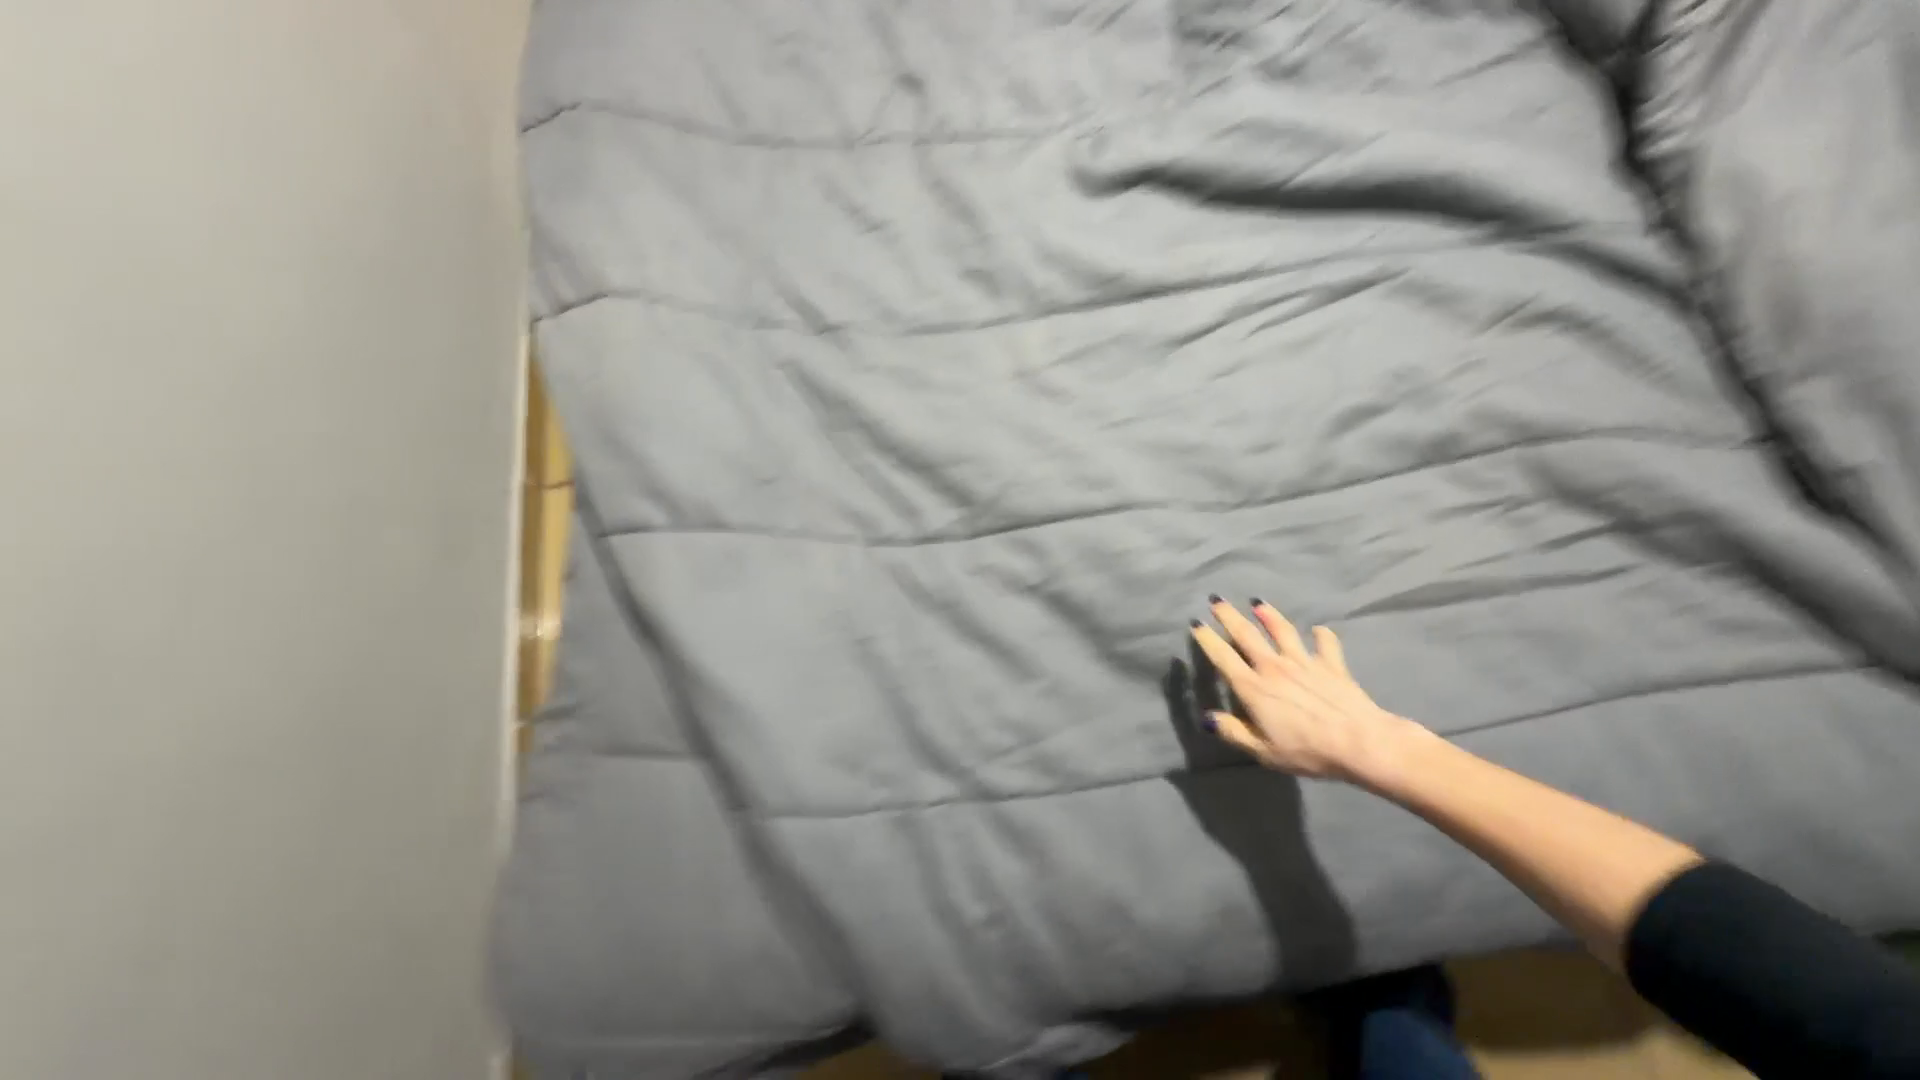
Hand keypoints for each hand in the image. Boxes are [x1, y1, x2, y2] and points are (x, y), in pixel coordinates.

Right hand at [1189, 597, 1423, 784]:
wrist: (1359, 743)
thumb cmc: (1307, 751)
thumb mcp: (1263, 751)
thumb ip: (1234, 732)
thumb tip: (1208, 717)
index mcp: (1253, 688)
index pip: (1223, 658)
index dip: (1207, 639)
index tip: (1196, 623)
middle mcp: (1274, 668)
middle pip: (1247, 635)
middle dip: (1229, 616)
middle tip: (1217, 600)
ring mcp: (1304, 663)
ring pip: (1282, 631)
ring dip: (1268, 615)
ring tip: (1258, 603)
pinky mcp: (1331, 665)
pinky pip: (1325, 644)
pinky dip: (1321, 635)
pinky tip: (1318, 630)